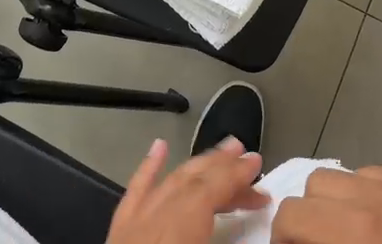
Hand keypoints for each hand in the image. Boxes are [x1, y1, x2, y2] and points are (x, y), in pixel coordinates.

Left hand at [107, 137, 268, 243]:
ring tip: (218, 153)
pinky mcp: (118, 235)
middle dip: (221, 167)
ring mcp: (132, 227)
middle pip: (192, 183)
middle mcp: (155, 220)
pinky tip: (158, 148)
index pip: (210, 191)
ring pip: (168, 184)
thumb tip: (263, 240)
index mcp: (180, 231)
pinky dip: (148, 169)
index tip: (258, 165)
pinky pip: (134, 194)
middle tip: (247, 156)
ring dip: (195, 166)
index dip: (236, 176)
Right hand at [270, 167, 381, 243]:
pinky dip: (365, 195)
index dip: (282, 238)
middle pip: (313, 186)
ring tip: (346, 234)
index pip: (292, 216)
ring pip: (344, 176)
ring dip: (335, 202)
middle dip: (307, 218)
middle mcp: (372, 198)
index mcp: (354, 231)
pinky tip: (377, 225)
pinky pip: (375, 176)